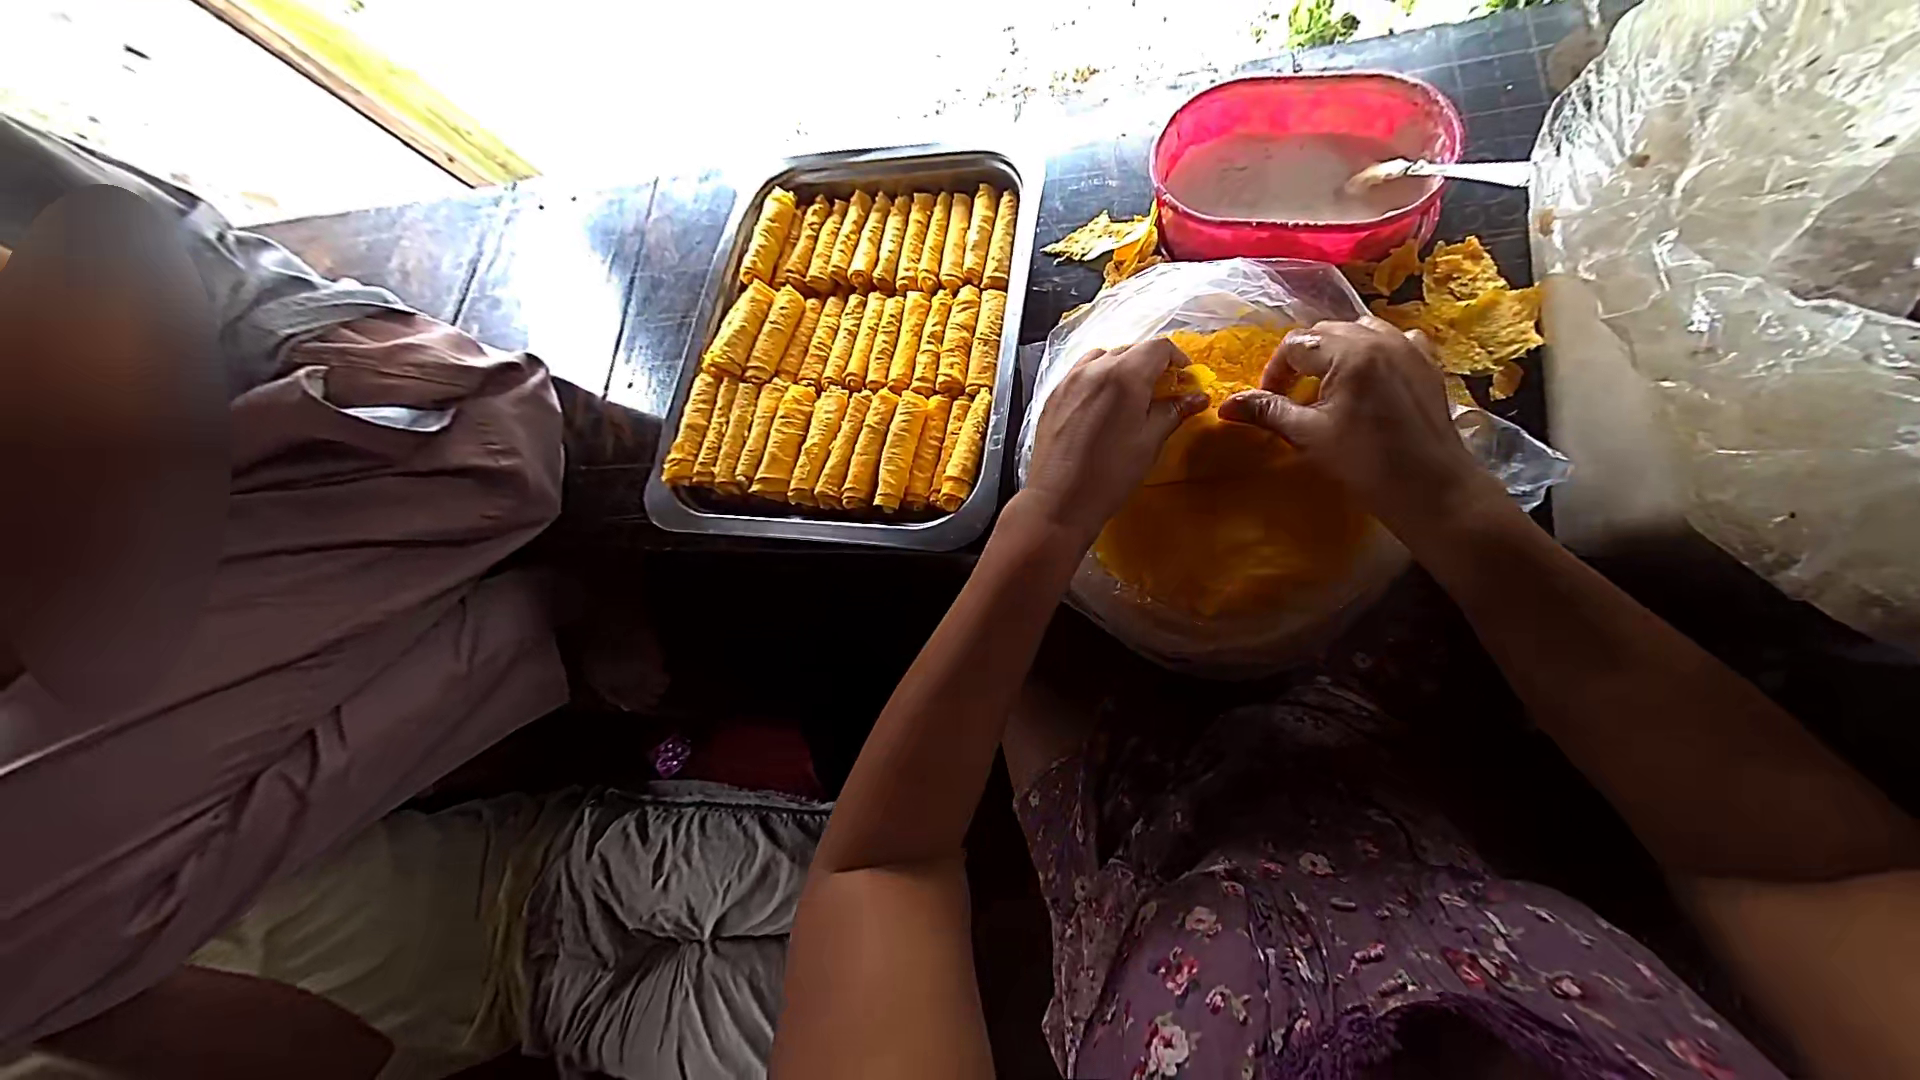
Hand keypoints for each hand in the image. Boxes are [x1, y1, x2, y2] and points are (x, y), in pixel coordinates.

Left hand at [1021, 338, 1208, 545]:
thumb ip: (1173, 411)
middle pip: (1130, 350)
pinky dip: (1097, 380)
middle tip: (1163, 390)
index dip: (1177, 358)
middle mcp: (1093, 369)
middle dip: (1150, 365)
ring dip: (1122, 369)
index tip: (1185, 377)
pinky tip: (1102, 406)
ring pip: (1102, 359)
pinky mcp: (1052, 397)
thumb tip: (1196, 397)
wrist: (1059, 500)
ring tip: (1131, 396)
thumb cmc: (1109, 474)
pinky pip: (1080, 375)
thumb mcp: (1149, 442)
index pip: (1158, 347)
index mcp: (1123, 375)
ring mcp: (1068, 381)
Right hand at [1217, 317, 1505, 539]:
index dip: (1274, 371)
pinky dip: (1372, 351)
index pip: (1295, 345)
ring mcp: (1409, 348)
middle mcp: (1381, 339)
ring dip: (1335, 351)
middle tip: (1292, 395)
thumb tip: (1225, 405)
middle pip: (1326, 332)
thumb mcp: (1307, 435)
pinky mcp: (1427, 364)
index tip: (1270, 401)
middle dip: (1302, 359)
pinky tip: (1366, 378)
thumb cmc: (1363, 461)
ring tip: (1326, 384)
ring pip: (1359, 330)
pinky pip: (1393, 341)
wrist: (1429, 486)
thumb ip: (1267, 411)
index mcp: (1349, 353)